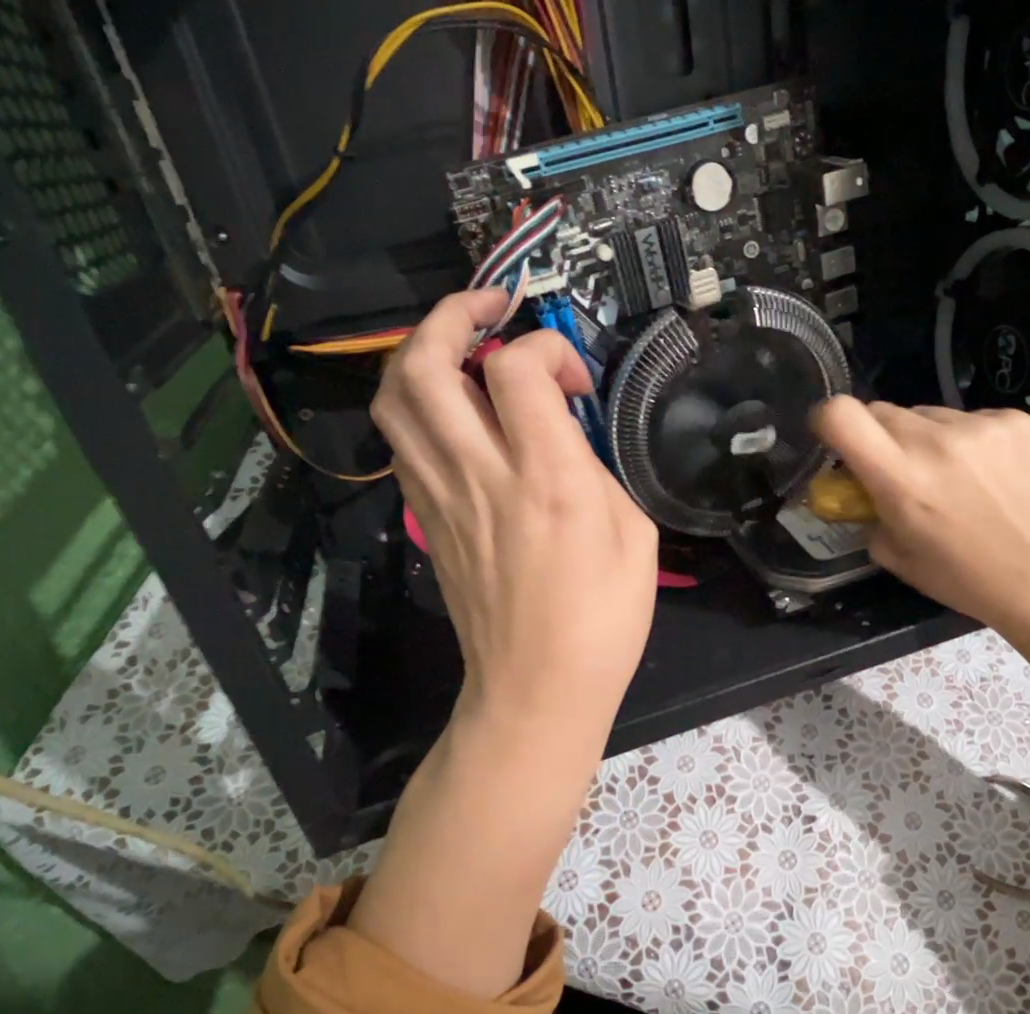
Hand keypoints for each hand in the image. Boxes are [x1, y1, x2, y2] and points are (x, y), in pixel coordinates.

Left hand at [372, 290, 658, 727]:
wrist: (535, 688)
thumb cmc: (603, 620)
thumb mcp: (634, 536)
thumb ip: (599, 470)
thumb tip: (567, 437)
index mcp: (547, 478)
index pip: (513, 367)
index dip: (544, 347)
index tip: (575, 380)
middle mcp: (481, 474)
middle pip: (425, 364)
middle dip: (452, 315)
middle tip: (490, 309)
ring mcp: (441, 496)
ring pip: (396, 398)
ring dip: (420, 353)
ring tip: (458, 345)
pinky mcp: (426, 518)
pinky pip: (402, 440)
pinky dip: (418, 405)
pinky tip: (453, 411)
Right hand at [811, 398, 1029, 643]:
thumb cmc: (969, 581)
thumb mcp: (898, 558)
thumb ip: (866, 513)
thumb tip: (857, 486)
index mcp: (902, 479)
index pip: (841, 414)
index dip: (827, 419)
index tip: (832, 436)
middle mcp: (937, 441)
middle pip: (882, 410)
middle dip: (880, 438)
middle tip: (900, 472)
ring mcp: (982, 426)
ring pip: (929, 415)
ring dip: (927, 439)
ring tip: (957, 480)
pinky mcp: (1018, 420)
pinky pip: (972, 418)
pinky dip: (970, 441)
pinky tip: (992, 476)